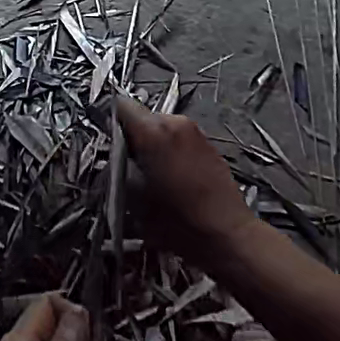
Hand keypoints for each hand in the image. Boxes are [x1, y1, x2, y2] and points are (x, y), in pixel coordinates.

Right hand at [114, 96, 255, 259]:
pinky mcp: (207, 141)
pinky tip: (175, 178)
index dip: (112, 122)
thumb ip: (119, 169)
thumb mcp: (134, 200)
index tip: (111, 144)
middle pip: (142, 117)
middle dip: (134, 138)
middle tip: (131, 167)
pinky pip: (178, 137)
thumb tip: (114, 157)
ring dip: (153, 144)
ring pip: (161, 128)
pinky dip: (171, 149)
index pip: (122, 106)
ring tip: (155, 175)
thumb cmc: (178, 221)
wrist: (228, 234)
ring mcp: (193, 130)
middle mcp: (173, 121)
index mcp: (152, 131)